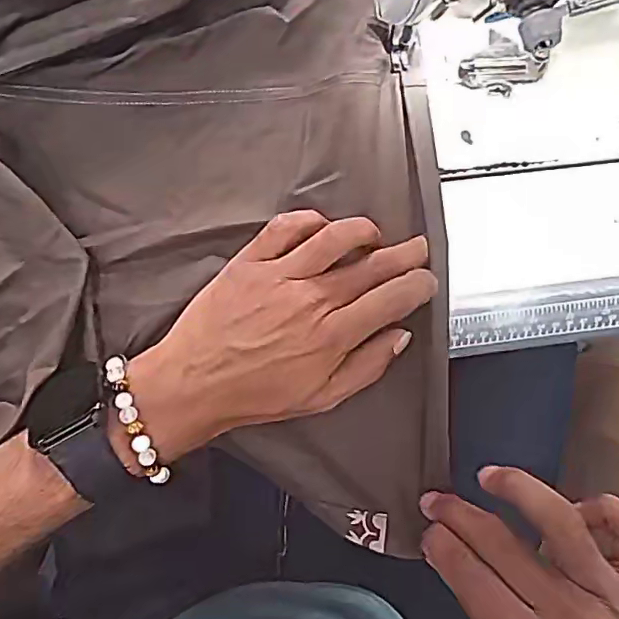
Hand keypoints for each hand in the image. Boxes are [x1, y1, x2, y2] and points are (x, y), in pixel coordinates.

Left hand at [124, 211, 435, 460]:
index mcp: (332, 335)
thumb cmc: (252, 394)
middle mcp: (311, 299)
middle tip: (416, 248)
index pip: (391, 298)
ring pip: (336, 237)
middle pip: (372, 264)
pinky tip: (320, 225)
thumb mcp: (321, 398)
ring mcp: (280, 275)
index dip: (416, 284)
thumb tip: (397, 338)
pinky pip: (286, 227)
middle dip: (404, 254)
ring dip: (363, 231)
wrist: (194, 383)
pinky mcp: (251, 262)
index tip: (424, 280)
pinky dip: (309, 219)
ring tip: (373, 234)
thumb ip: (366, 366)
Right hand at [422, 468, 618, 618]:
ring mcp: (612, 599)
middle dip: (457, 514)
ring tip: (491, 477)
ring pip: (562, 523)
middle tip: (437, 501)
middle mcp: (570, 617)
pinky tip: (579, 509)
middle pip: (500, 543)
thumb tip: (458, 565)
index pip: (470, 574)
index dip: (440, 543)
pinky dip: (609, 510)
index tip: (428, 530)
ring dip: (518, 489)